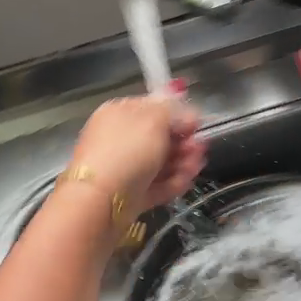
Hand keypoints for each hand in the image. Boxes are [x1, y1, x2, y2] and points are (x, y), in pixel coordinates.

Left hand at [66, 92, 207, 216]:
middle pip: (158, 136)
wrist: (100, 202)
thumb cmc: (126, 152)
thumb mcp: (153, 119)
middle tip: (199, 146)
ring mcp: (124, 168)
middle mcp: (119, 139)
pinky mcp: (131, 194)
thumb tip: (179, 98)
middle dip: (183, 140)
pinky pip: (156, 184)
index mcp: (118, 114)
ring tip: (196, 164)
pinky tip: (188, 179)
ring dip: (182, 161)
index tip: (196, 123)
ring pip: (160, 162)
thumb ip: (171, 108)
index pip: (151, 107)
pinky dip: (173, 181)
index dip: (176, 113)